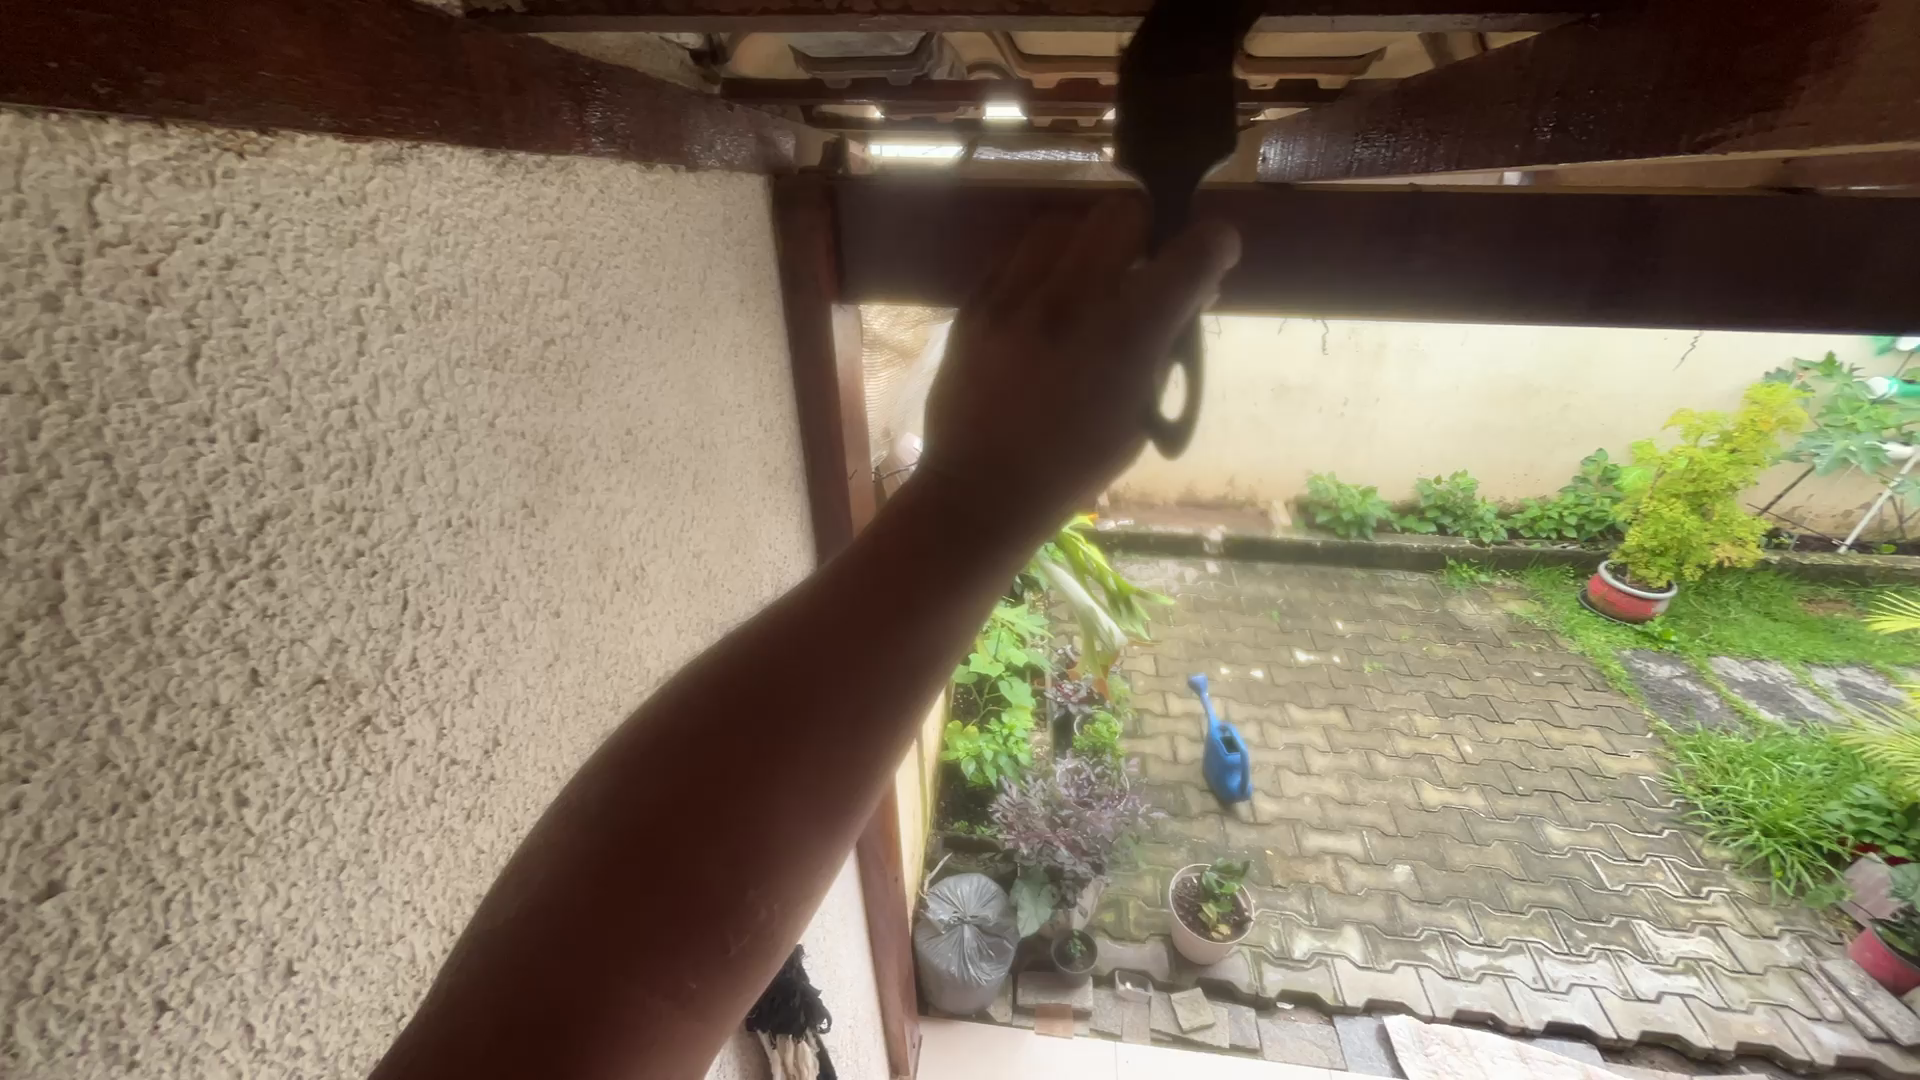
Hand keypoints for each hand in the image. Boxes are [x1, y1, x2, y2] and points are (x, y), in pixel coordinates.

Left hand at [917, 196, 1239, 538]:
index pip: (1192, 254)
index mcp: (1124, 339)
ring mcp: (1012, 300)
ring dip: (1085, 244)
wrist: (980, 490)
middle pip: (1123, 213)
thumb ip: (1164, 349)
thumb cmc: (1070, 468)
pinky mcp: (973, 306)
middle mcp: (1069, 303)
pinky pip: (1015, 256)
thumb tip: (1185, 295)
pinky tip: (1040, 302)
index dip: (1216, 247)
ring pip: (1062, 223)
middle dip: (1145, 234)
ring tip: (1082, 283)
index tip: (1212, 258)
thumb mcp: (1138, 417)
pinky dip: (1039, 268)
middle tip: (1137, 271)